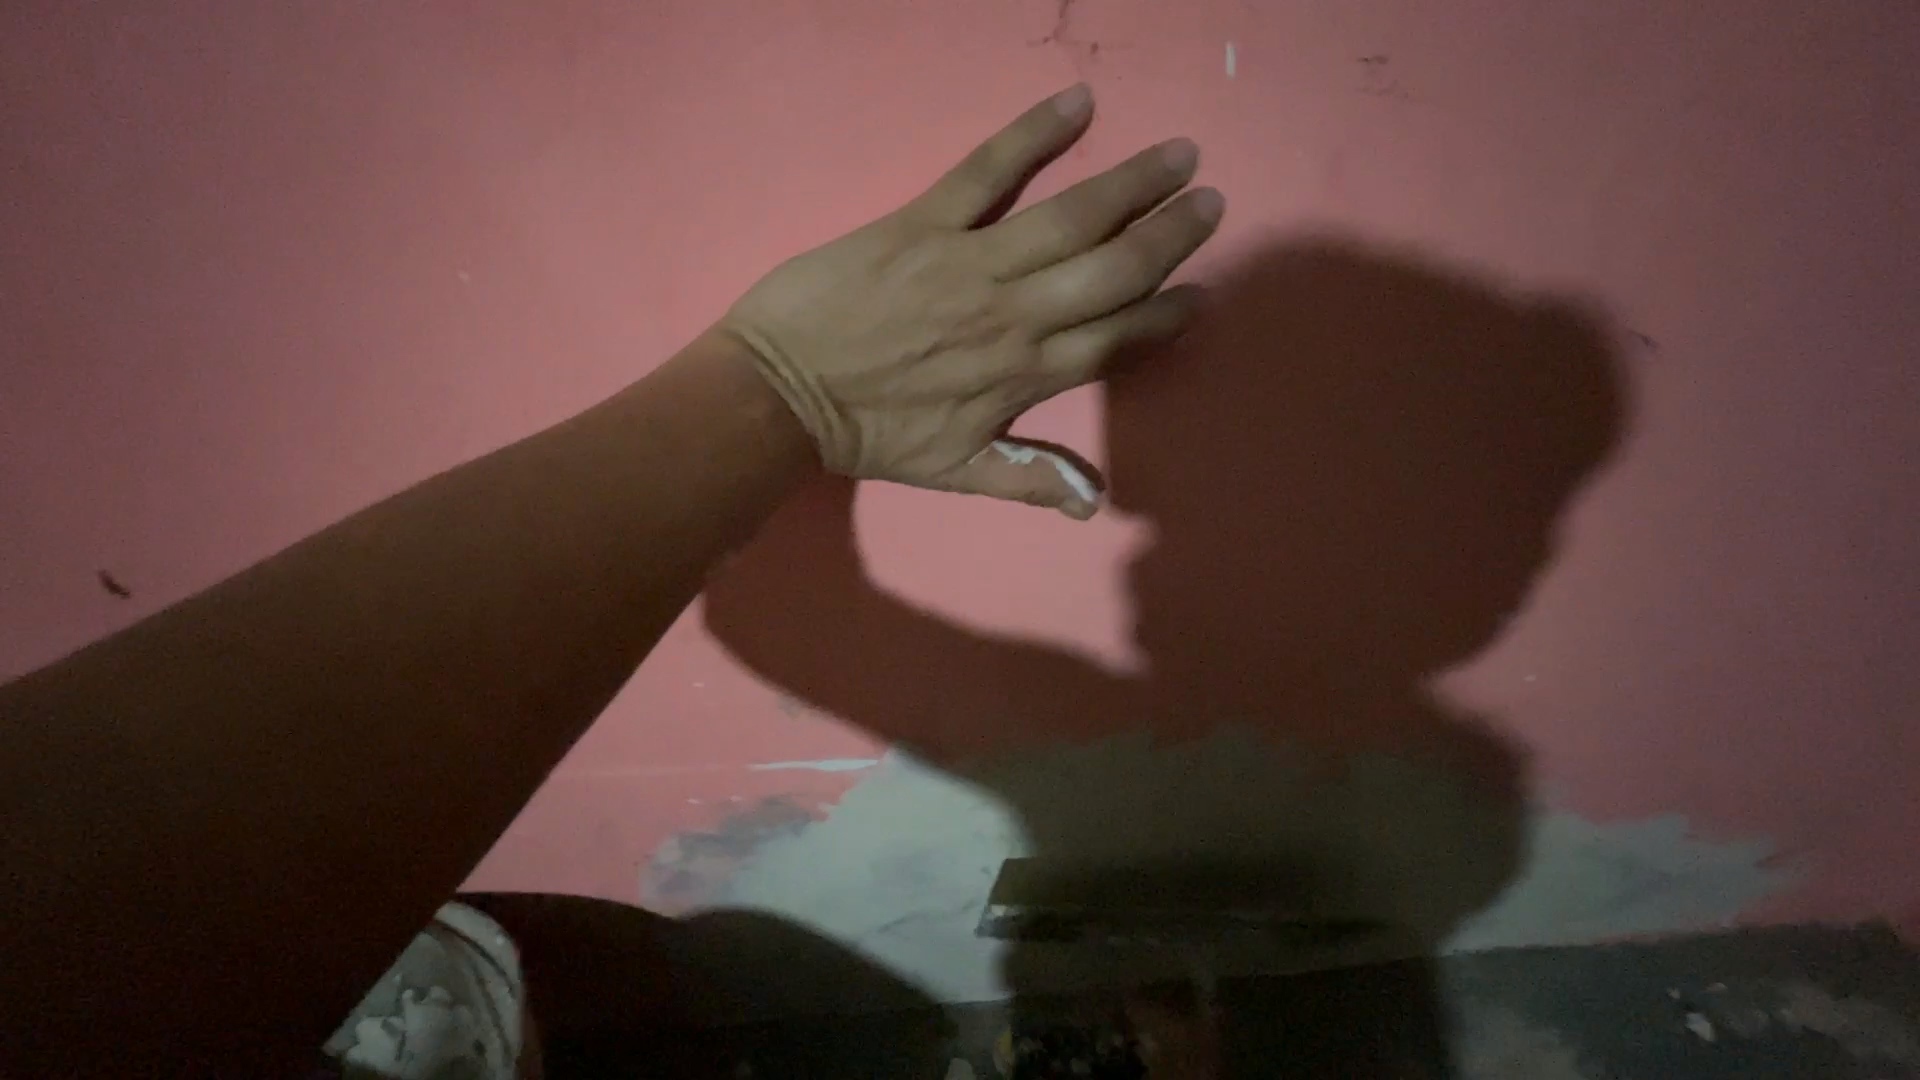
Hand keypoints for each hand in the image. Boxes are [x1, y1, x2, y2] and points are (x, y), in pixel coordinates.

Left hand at [717, 85, 1222, 517]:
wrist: (781, 395)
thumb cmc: (869, 436)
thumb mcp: (953, 472)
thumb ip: (1028, 480)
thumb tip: (1093, 505)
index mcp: (1024, 374)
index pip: (1115, 337)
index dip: (1163, 315)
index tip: (1199, 294)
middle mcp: (1013, 314)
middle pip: (1110, 270)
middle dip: (1168, 237)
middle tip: (1209, 204)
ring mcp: (970, 263)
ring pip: (1068, 218)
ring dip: (1130, 184)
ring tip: (1178, 155)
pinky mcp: (922, 223)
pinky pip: (987, 172)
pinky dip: (1032, 135)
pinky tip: (1077, 105)